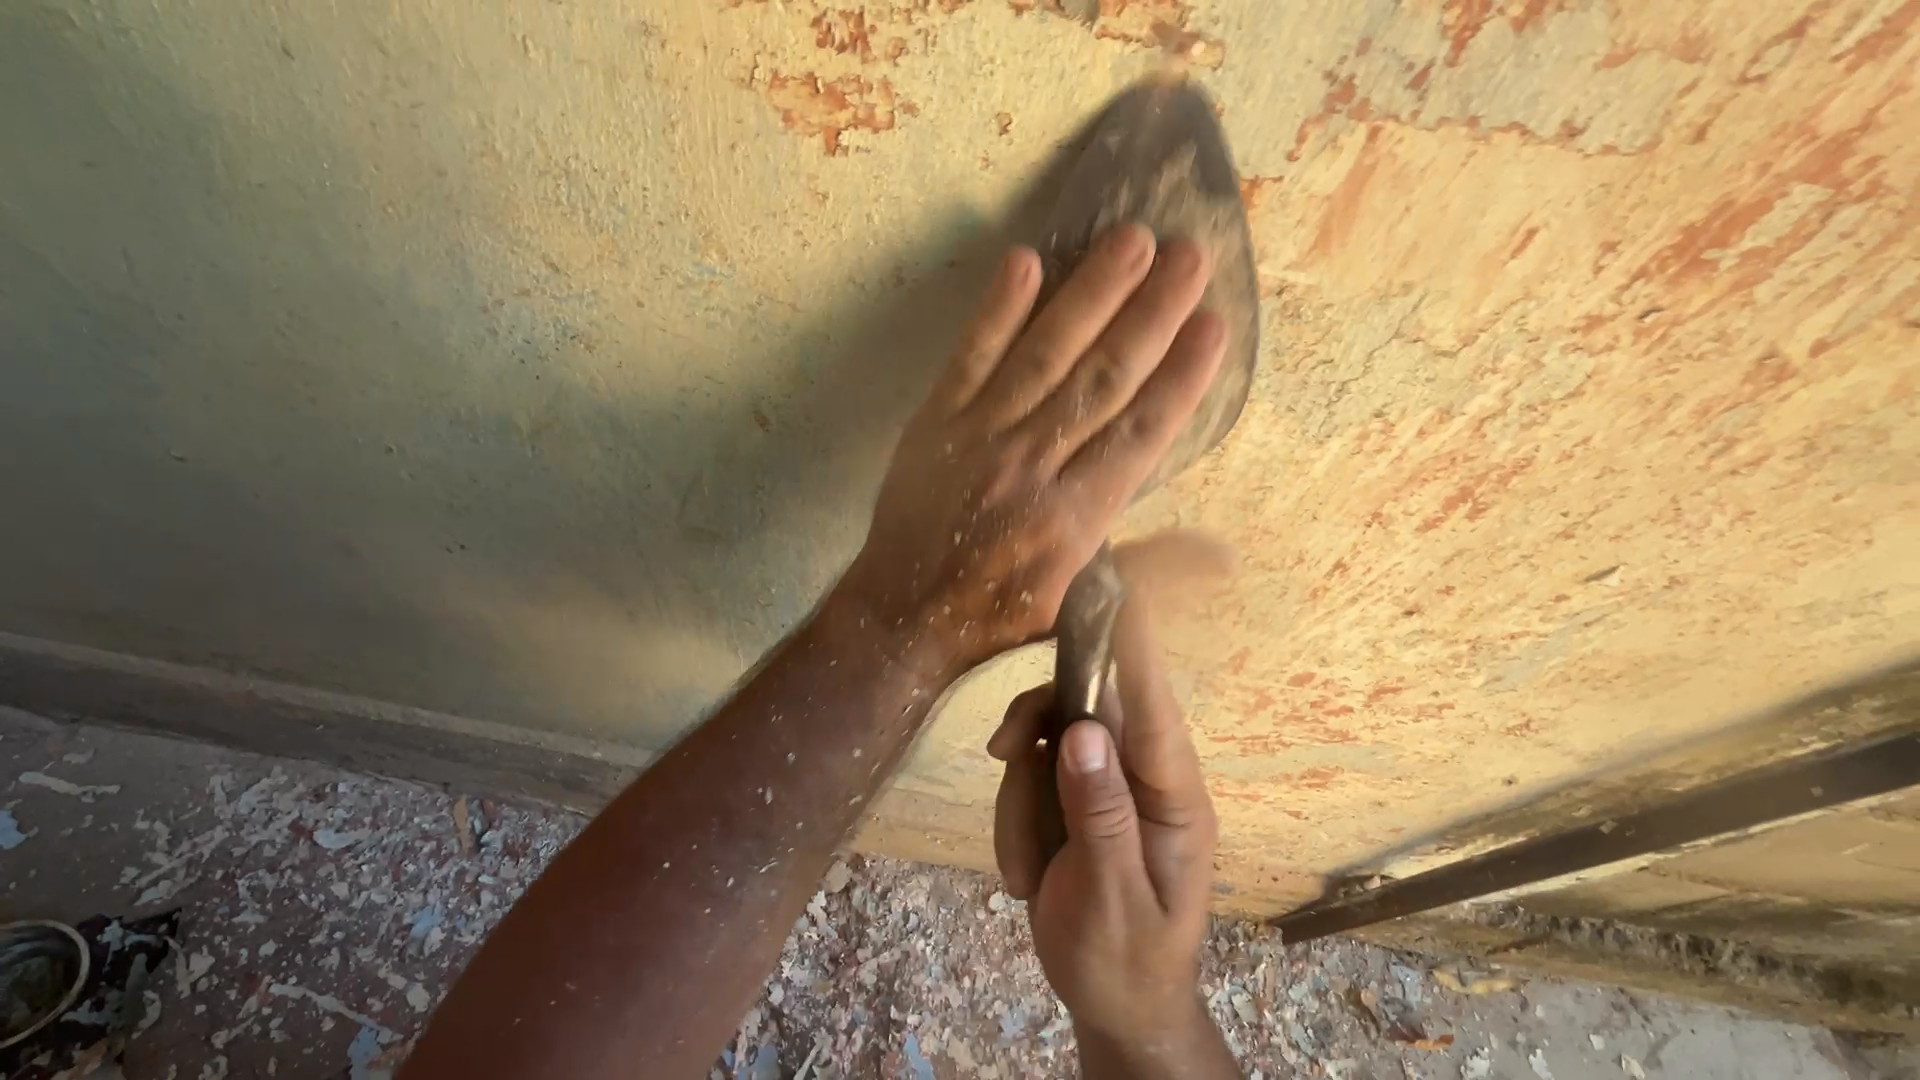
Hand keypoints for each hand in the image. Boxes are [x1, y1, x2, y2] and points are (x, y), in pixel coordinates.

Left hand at [837, 226, 1224, 670]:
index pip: (1141, 432)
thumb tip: (1226, 555)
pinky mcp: (934, 423)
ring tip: (1132, 240)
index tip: (1215, 324)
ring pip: (1045, 355)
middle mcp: (1033, 465)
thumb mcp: (1082, 612)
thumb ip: (1150, 574)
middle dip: (1150, 314)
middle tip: (1190, 254)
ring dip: (1090, 294)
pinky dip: (995, 312)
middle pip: (1102, 379)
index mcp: (1076, 517)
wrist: (904, 616)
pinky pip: (969, 358)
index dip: (1181, 376)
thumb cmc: (998, 617)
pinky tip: (1025, 261)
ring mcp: (980, 437)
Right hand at [988, 589, 1235, 1075]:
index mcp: (1175, 795)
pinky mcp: (1074, 793)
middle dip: (1036, 732)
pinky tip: (1024, 870)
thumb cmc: (1127, 962)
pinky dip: (1015, 815)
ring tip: (1026, 871)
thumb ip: (1100, 817)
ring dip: (1020, 801)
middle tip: (1000, 754)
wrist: (1118, 1004)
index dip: (1131, 642)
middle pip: (1085, 705)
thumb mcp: (1112, 903)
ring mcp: (1107, 781)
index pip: (1152, 703)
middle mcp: (1144, 773)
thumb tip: (1083, 732)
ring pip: (1046, 740)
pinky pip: (1031, 772)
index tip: (1114, 584)